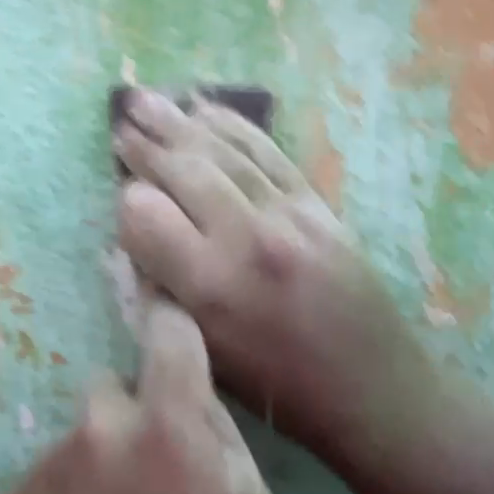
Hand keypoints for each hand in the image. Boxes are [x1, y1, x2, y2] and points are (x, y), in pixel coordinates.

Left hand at [0, 303, 283, 493]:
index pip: (166, 331)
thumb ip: (220, 435)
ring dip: (98, 460)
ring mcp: (48, 462)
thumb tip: (190, 390)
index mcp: (167, 425)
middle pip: (113, 387)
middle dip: (132, 414)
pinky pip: (49, 475)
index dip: (171, 322)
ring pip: (81, 436)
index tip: (166, 314)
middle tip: (148, 469)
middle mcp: (98, 426)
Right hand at [112, 89, 435, 453]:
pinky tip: (206, 109)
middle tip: (119, 121)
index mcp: (210, 287)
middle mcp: (247, 240)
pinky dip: (233, 128)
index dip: (127, 204)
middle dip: (144, 144)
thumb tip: (137, 229)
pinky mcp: (318, 207)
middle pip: (183, 171)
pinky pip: (268, 154)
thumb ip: (163, 289)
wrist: (375, 393)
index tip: (123, 199)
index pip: (144, 217)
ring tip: (144, 99)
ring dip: (179, 123)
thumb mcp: (203, 353)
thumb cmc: (277, 389)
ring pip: (222, 153)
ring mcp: (289, 216)